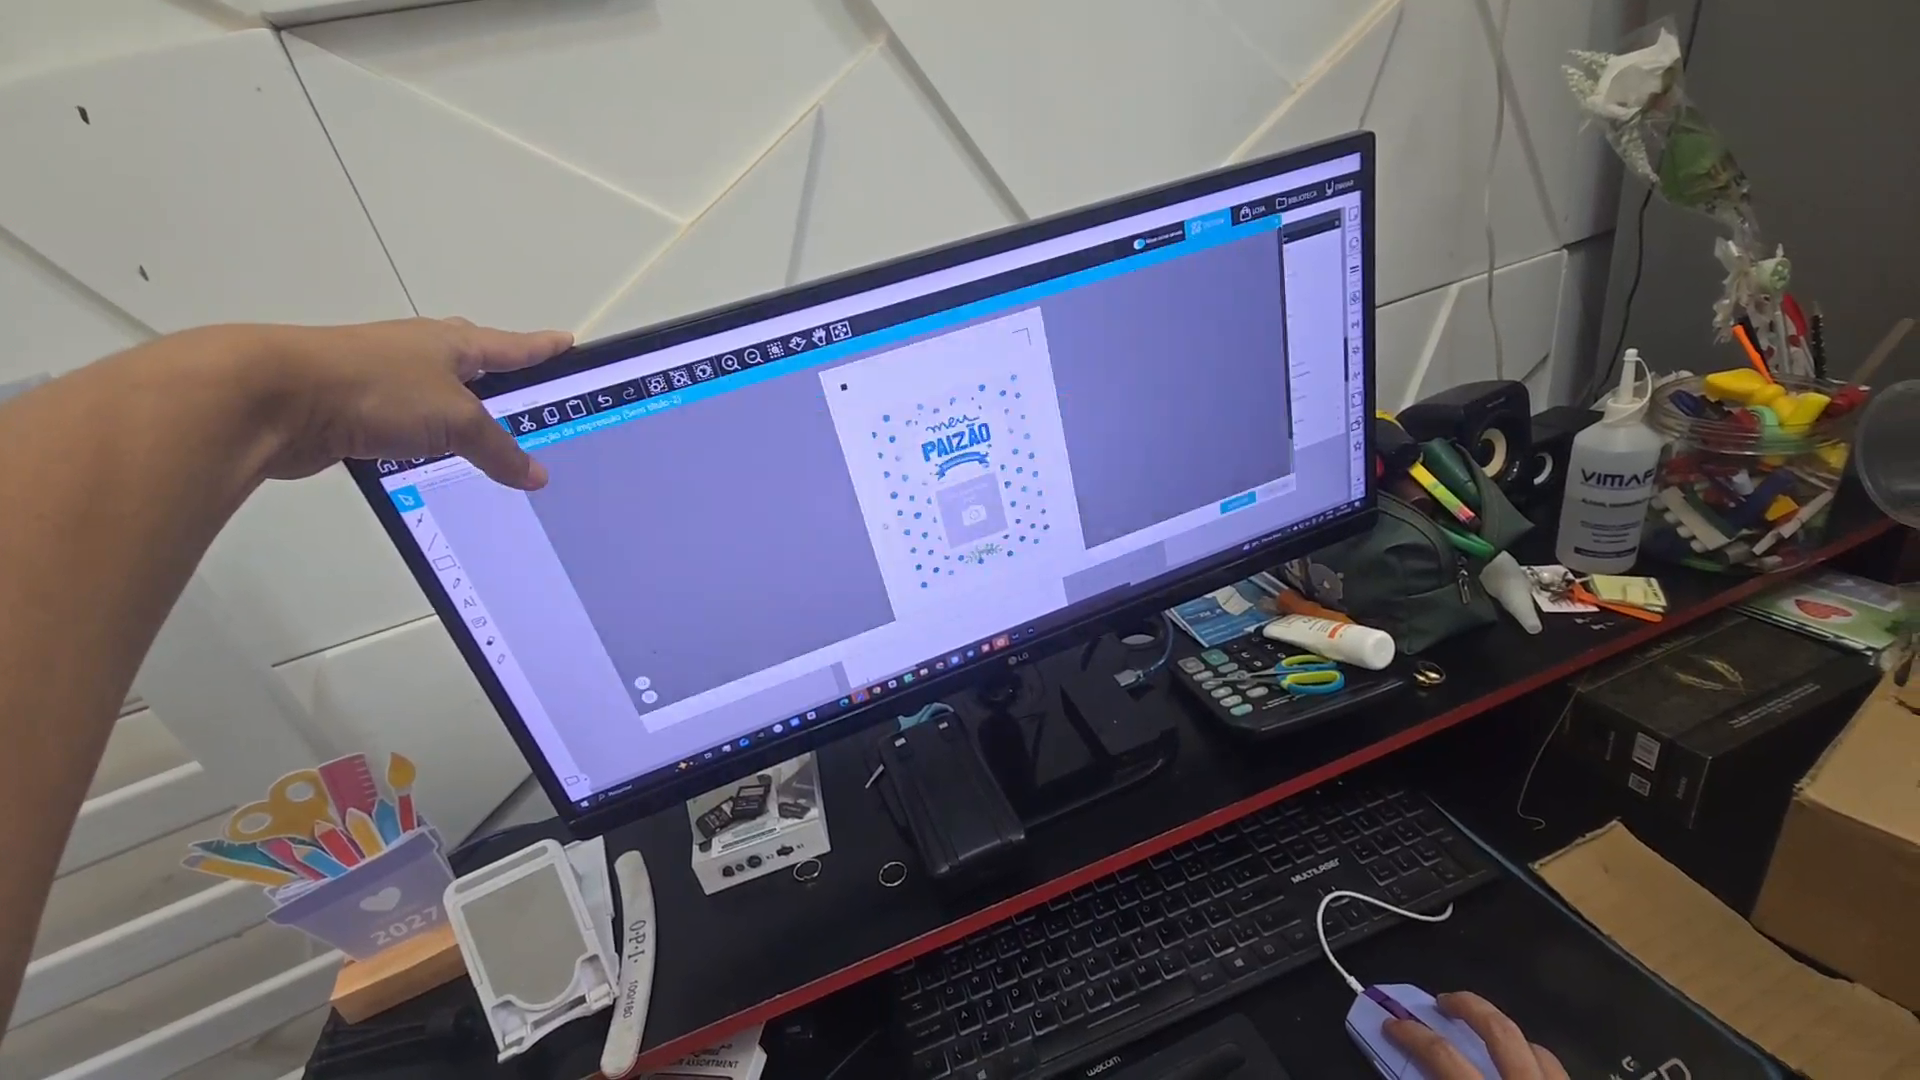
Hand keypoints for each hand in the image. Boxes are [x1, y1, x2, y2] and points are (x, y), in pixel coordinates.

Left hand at [254, 317, 571, 488]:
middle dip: (500, 377)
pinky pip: (407, 428)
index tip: (565, 343)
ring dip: (460, 416)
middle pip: (473, 364)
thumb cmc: (376, 389)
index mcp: (451, 344)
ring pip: (437, 399)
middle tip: (527, 394)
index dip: (541, 347)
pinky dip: (427, 443)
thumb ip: (500, 450)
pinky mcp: (354, 409)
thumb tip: (536, 476)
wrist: (271, 398)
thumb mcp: (457, 421)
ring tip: (487, 441)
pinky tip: (437, 464)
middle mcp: (419, 355)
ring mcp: (383, 379)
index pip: (511, 345)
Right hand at [1384, 992, 1566, 1079]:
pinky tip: (1525, 1069)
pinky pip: (1559, 1074)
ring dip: (1506, 1032)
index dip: (1411, 1034)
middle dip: (1467, 1006)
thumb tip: (1411, 1071)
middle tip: (1443, 1001)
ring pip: (1538, 1049)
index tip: (1393, 1024)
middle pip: (1499, 1031)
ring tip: (1485, 1031)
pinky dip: (1537, 1062)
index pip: (1442, 1054)